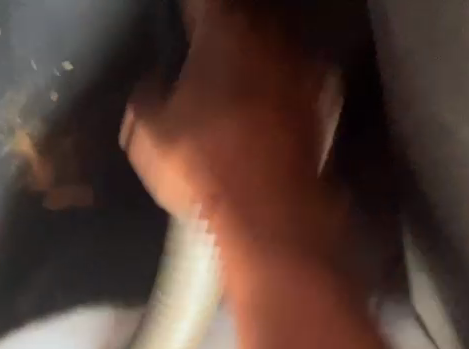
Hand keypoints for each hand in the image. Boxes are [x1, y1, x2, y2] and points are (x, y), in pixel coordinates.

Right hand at [123, 0, 339, 253]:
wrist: (264, 208)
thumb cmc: (200, 165)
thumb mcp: (144, 137)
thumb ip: (145, 99)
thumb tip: (152, 86)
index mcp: (223, 32)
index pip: (200, 2)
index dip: (183, 12)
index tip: (174, 22)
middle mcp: (271, 35)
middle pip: (241, 21)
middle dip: (218, 39)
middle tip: (196, 64)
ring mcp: (303, 65)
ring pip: (268, 52)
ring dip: (248, 67)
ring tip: (224, 98)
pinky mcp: (323, 98)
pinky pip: (290, 85)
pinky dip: (272, 96)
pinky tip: (253, 125)